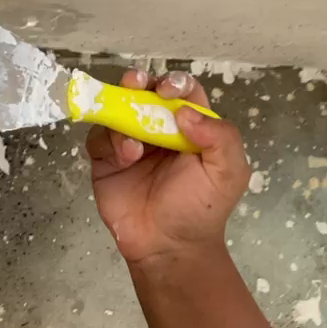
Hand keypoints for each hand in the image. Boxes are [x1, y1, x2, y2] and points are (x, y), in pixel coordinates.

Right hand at [87, 69, 251, 267]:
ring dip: (122, 117)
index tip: (168, 92)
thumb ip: (220, 137)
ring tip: (133, 148)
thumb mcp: (228, 172)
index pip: (182, 92)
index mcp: (190, 127)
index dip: (174, 84)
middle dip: (137, 82)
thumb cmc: (200, 209)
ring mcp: (130, 142)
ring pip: (117, 111)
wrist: (167, 246)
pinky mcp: (106, 159)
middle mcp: (158, 129)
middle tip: (134, 84)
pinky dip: (108, 141)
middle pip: (144, 92)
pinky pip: (99, 137)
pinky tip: (124, 158)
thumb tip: (184, 111)